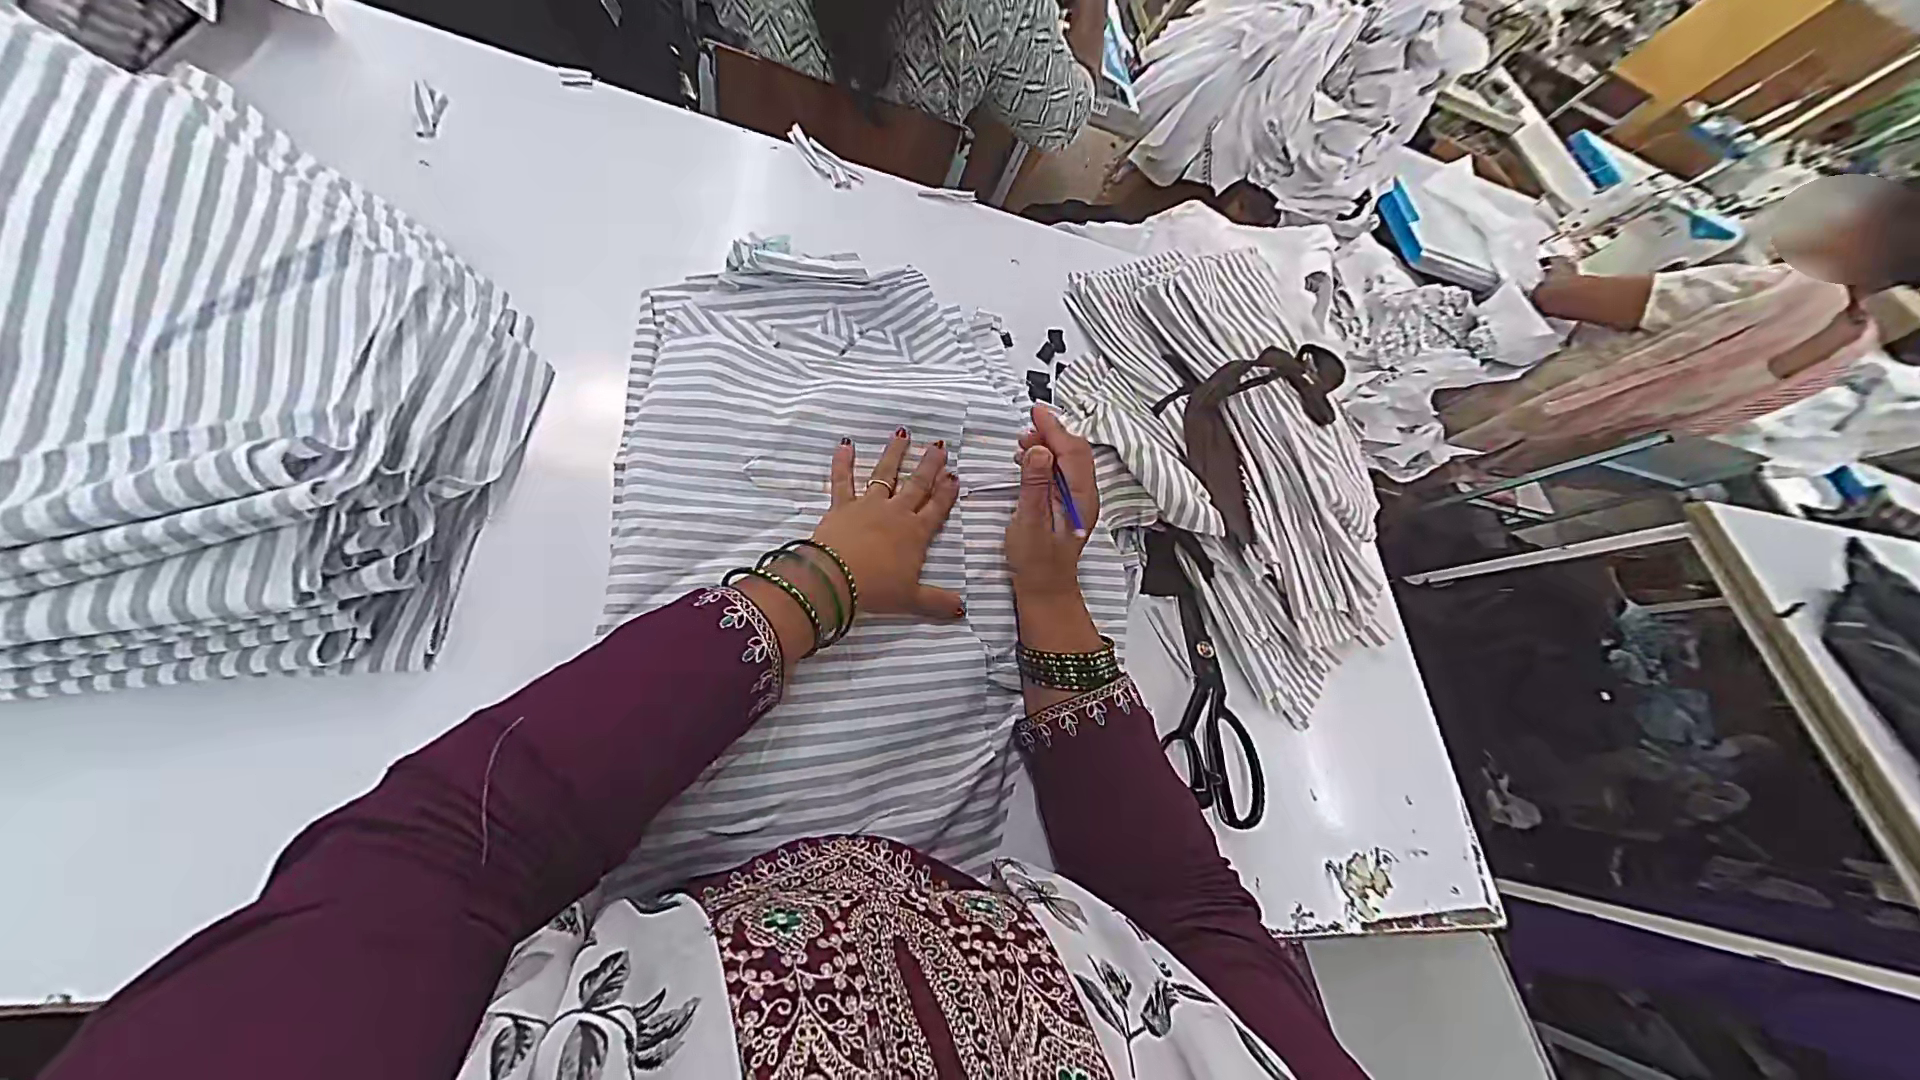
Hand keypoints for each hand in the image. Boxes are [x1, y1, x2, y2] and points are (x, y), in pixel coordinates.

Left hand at [814, 428, 964, 618]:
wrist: (836, 579)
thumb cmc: (877, 589)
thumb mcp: (911, 599)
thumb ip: (937, 602)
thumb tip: (962, 610)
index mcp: (916, 533)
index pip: (937, 508)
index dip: (947, 492)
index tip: (954, 476)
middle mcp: (896, 513)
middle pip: (917, 484)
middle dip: (930, 465)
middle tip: (939, 446)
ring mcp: (868, 506)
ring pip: (885, 473)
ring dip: (895, 453)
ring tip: (903, 434)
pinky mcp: (841, 506)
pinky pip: (842, 479)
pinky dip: (843, 461)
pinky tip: (845, 443)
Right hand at [1006, 405, 1099, 601]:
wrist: (1044, 589)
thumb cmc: (1036, 563)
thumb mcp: (1029, 521)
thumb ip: (1035, 484)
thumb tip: (1039, 450)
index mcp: (1081, 498)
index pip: (1072, 451)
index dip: (1054, 428)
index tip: (1037, 413)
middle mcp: (1085, 496)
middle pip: (1074, 452)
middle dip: (1051, 435)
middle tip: (1025, 430)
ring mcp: (1078, 500)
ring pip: (1068, 461)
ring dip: (1048, 447)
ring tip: (1023, 444)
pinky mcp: (1067, 504)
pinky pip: (1061, 473)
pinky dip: (1046, 461)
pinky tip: (1029, 462)